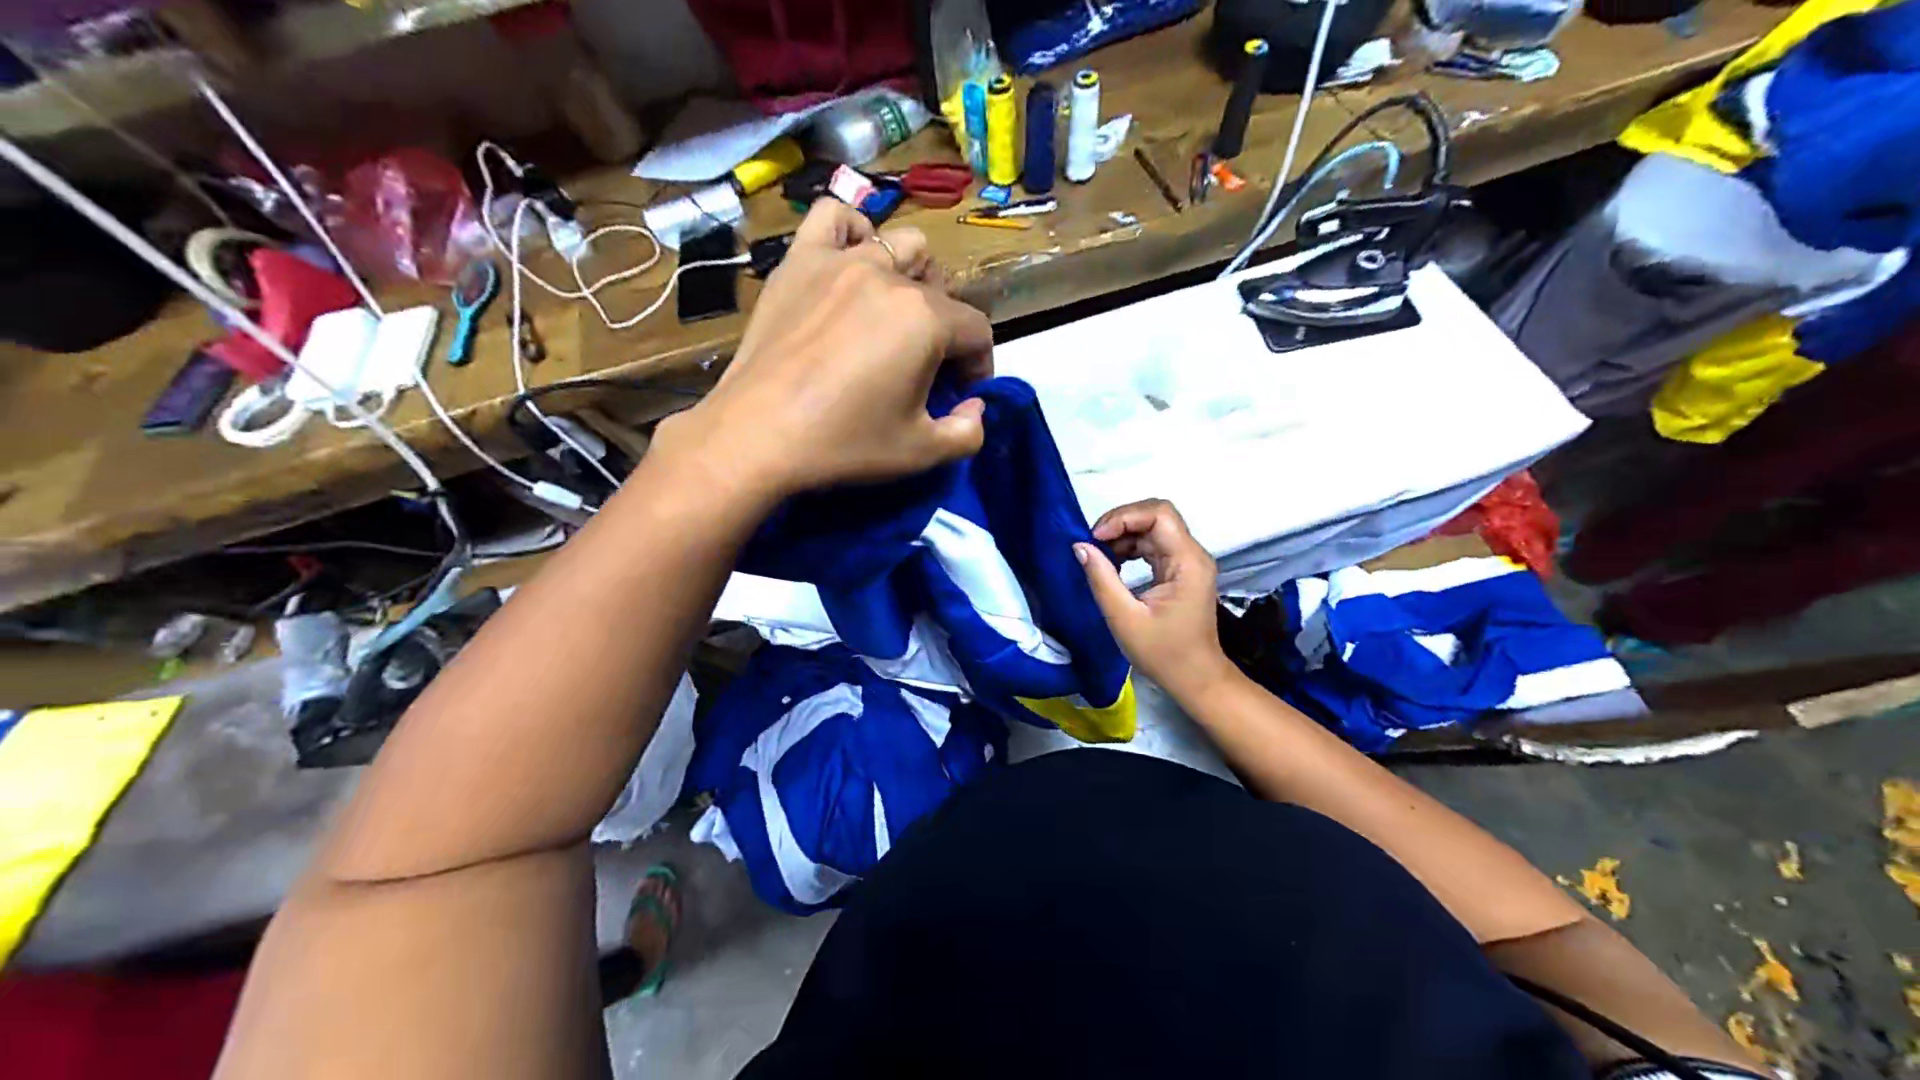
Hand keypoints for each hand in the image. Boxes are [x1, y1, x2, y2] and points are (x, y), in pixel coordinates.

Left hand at [653, 200, 993, 502]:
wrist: (756, 437)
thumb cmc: (843, 444)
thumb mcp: (920, 453)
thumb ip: (968, 432)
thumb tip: (976, 407)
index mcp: (925, 319)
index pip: (976, 331)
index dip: (978, 365)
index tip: (961, 393)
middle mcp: (889, 276)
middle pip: (940, 287)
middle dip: (945, 324)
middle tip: (923, 363)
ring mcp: (841, 261)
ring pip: (898, 243)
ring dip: (910, 275)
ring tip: (893, 312)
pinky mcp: (799, 262)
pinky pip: (833, 218)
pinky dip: (851, 234)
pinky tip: (850, 264)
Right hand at [1075, 499, 1233, 699]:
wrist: (1195, 678)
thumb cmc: (1163, 653)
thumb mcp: (1124, 619)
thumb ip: (1102, 579)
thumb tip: (1080, 546)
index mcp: (1187, 563)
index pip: (1159, 514)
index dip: (1124, 517)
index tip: (1096, 538)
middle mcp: (1192, 555)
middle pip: (1157, 516)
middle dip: (1121, 522)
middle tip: (1093, 542)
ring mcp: (1188, 562)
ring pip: (1154, 528)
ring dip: (1123, 534)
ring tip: (1098, 553)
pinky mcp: (1180, 571)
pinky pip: (1154, 544)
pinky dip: (1130, 547)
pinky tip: (1112, 562)